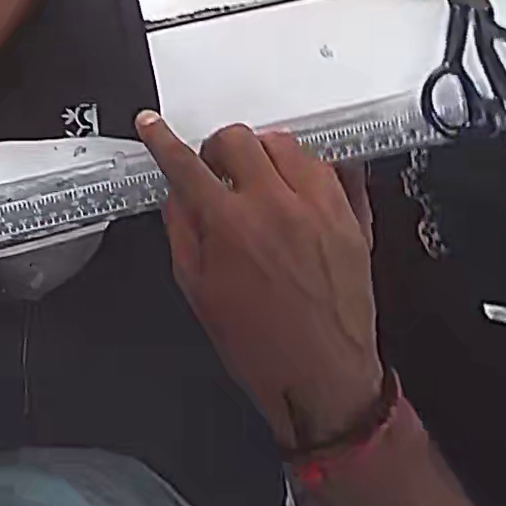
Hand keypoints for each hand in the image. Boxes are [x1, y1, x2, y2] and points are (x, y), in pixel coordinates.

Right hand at [136, 112, 382, 449]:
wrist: (324, 380)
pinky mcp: (352, 220)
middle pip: (238, 138)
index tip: (153, 125)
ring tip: (258, 182)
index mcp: (231, 226)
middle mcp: (276, 208)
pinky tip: (295, 189)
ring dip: (262, 155)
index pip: (185, 164)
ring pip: (285, 143)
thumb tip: (175, 194)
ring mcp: (320, 210)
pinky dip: (306, 169)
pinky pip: (329, 167)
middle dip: (217, 148)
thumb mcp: (198, 288)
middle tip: (216, 170)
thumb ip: (181, 229)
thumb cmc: (261, 344)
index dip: (161, 139)